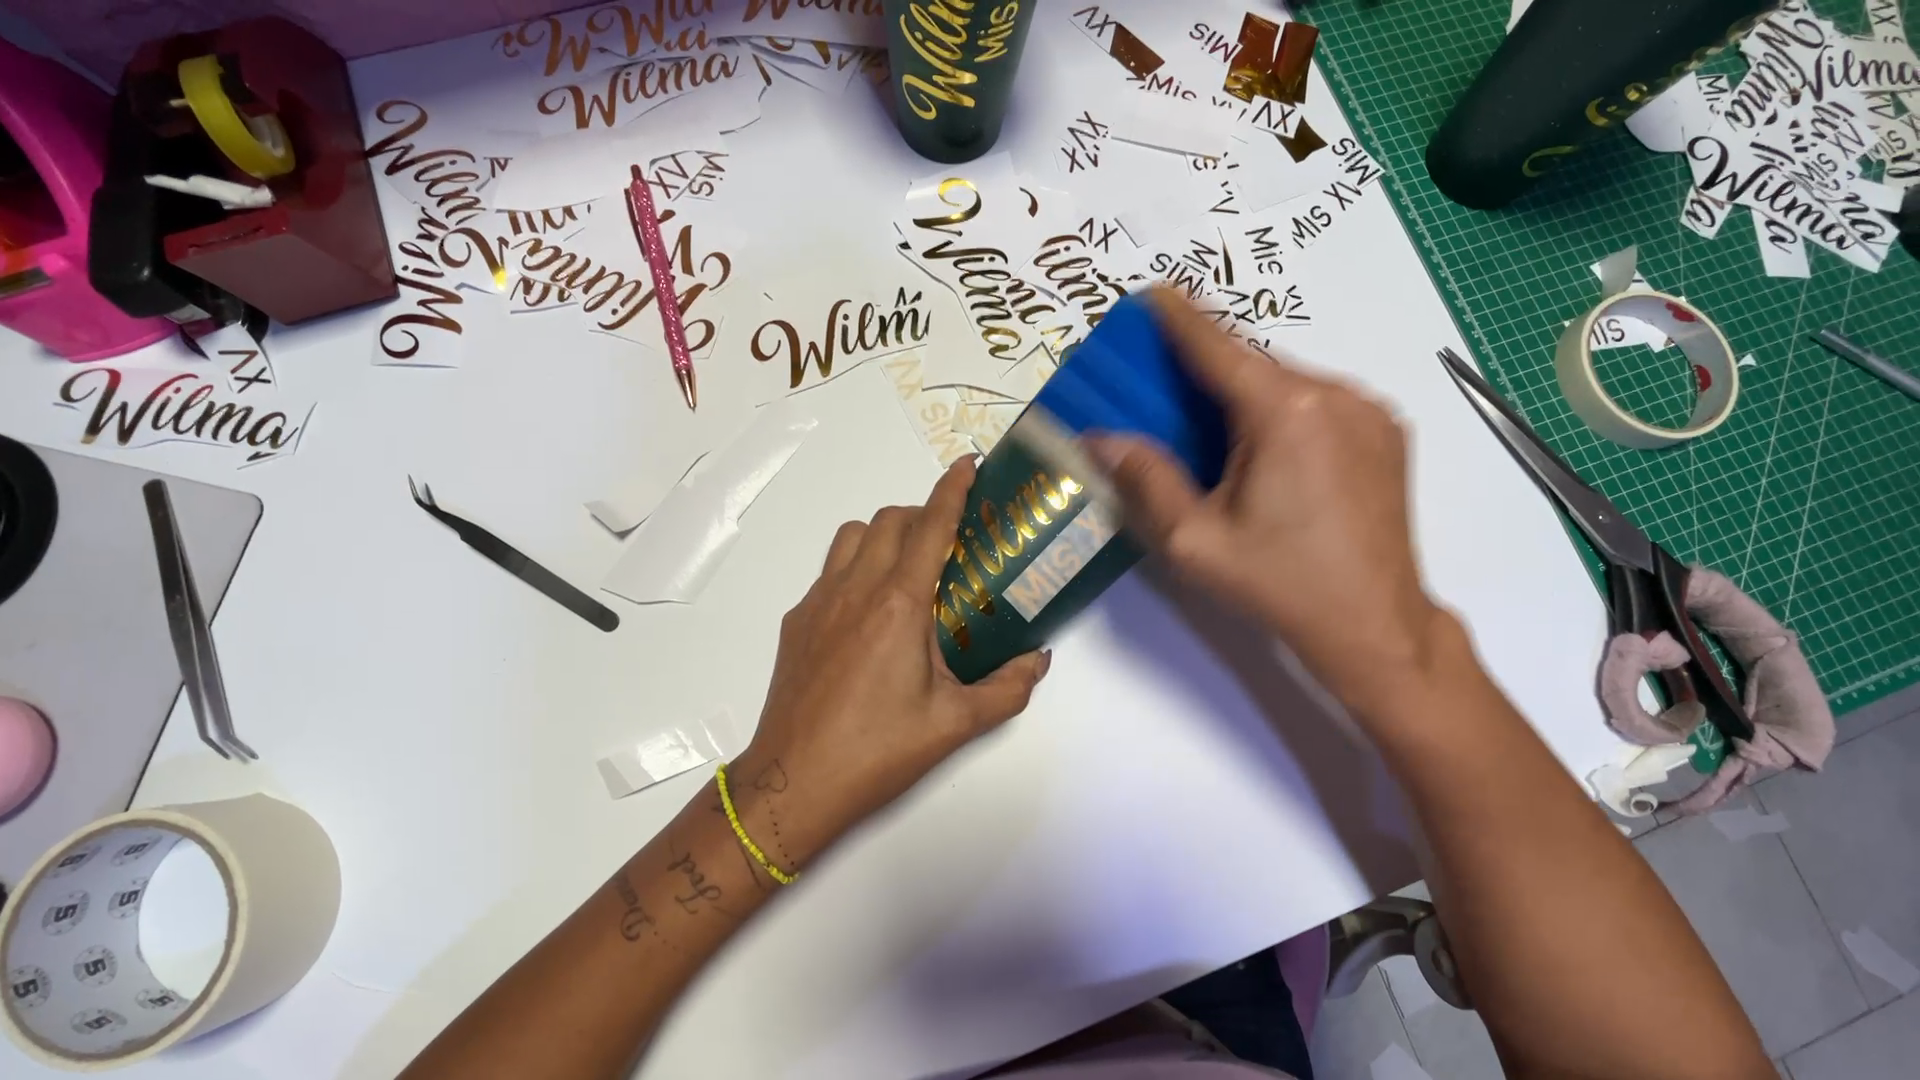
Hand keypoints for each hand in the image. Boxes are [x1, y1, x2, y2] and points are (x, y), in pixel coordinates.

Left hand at [730, 458, 1050, 871]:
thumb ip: (1007, 688)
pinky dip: (855, 569)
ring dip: (884, 535)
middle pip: (889, 520)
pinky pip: (829, 572)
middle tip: (950, 542)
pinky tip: (869, 614)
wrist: (793, 784)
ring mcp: (817, 604)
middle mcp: (854, 590)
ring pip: (851, 536)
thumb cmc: (877, 752)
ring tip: (908, 569)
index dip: (952, 490)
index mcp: (898, 605)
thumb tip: (1038, 660)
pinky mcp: (796, 623)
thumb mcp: (955, 725)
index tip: (968, 465)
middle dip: (922, 514)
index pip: (930, 527)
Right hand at [1085, 289, 1447, 717]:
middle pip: (1252, 362)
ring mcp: (1370, 409)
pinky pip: (1318, 401)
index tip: (1149, 294)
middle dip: (1205, 367)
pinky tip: (1265, 449)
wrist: (1376, 626)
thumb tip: (1099, 438)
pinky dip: (1281, 409)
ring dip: (1245, 392)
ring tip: (1214, 429)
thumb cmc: (1279, 585)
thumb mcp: (1194, 541)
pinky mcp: (1387, 431)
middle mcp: (1334, 393)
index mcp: (1284, 412)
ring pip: (1287, 381)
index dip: (1178, 317)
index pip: (1217, 346)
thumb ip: (1144, 479)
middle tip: (1165, 384)